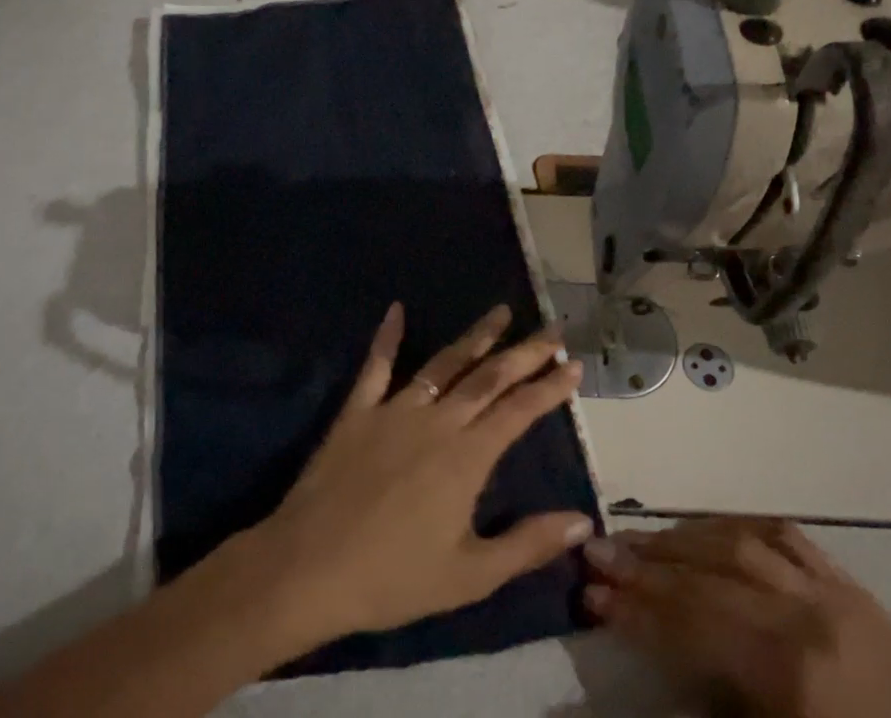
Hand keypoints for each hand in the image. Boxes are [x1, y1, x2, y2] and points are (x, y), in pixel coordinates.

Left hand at [236, 302, 594, 649]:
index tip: (574, 364)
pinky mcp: (355, 414)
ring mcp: (392, 412)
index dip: (550, 387)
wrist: (307, 569)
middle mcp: (436, 422)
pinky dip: (387, 337)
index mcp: (467, 458)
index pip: (519, 411)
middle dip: (524, 352)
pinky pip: (375, 367)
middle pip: (488, 378)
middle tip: (552, 328)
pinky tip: (396, 310)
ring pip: (442, 364)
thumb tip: (583, 521)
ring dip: (474, 337)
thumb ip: (528, 545)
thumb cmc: (392, 578)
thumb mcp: (470, 575)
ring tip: (500, 312)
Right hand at [583, 519, 890, 717]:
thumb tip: (650, 669)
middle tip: (594, 552)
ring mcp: (832, 594)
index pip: (689, 624)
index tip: (588, 595)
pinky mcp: (852, 586)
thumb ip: (707, 701)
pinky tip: (708, 528)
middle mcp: (805, 617)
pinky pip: (786, 536)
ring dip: (681, 537)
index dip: (634, 609)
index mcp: (787, 671)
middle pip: (706, 576)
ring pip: (740, 542)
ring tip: (638, 538)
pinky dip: (737, 526)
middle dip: (644, 564)